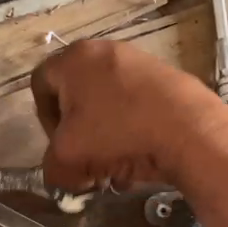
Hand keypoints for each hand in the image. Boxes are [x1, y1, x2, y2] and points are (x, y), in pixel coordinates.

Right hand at [31, 40, 227, 189]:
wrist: (187, 128)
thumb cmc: (116, 133)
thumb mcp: (68, 158)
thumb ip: (53, 167)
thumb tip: (63, 174)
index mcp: (73, 59)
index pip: (40, 85)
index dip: (44, 120)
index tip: (60, 145)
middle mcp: (104, 52)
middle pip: (77, 96)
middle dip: (78, 134)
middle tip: (86, 160)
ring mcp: (138, 62)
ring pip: (108, 105)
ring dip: (105, 138)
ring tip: (115, 166)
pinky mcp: (165, 79)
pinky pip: (136, 107)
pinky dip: (132, 133)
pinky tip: (140, 159)